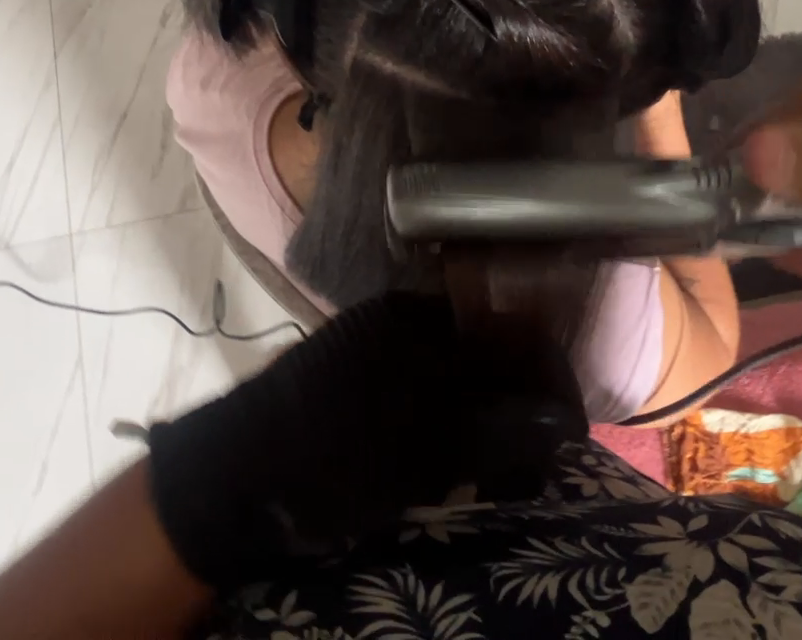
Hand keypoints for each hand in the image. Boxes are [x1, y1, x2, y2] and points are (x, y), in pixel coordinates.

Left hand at [146, 293, 585, 588]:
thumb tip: (563, 423)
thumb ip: (495, 430)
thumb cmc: (326, 452)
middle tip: (537, 467)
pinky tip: (454, 473)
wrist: (232, 477)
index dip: (545, 381)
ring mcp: (373, 354)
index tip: (569, 434)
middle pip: (482, 358)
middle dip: (517, 409)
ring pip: (454, 383)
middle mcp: (396, 326)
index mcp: (413, 322)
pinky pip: (423, 399)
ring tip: (500, 479)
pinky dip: (448, 433)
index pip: (503, 334)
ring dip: (485, 427)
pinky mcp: (357, 386)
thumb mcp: (419, 449)